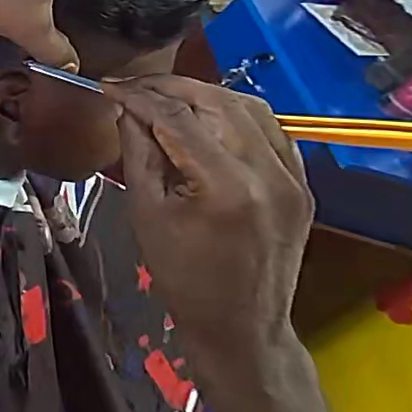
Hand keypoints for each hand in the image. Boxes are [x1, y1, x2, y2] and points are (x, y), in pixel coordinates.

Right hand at [108, 76, 312, 366]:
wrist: (239, 325)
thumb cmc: (181, 275)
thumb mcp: (145, 211)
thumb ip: (138, 152)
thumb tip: (127, 110)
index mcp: (226, 185)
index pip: (177, 118)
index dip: (138, 96)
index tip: (109, 86)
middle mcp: (269, 172)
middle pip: (218, 101)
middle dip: (171, 87)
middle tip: (133, 86)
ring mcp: (294, 176)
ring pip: (249, 107)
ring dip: (203, 94)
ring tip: (165, 97)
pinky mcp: (302, 183)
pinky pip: (270, 129)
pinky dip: (234, 114)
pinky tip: (205, 118)